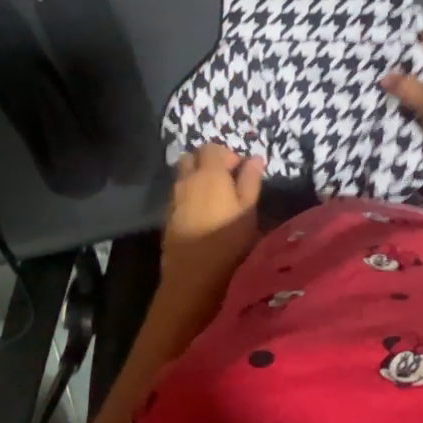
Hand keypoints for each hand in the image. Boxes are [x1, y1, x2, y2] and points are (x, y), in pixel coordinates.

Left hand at [160, 145, 265, 299]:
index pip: (212, 147)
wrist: (192, 275)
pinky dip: (190, 193)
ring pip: (183, 174)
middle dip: (208, 161)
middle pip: (192, 156)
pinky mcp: (168, 213)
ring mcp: (174, 196)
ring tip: (216, 197)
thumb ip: (251, 180)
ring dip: (197, 177)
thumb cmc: (228, 241)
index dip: (227, 154)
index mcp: (208, 173)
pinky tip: (203, 212)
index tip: (240, 171)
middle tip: (227, 180)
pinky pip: (179, 192)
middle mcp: (186, 179)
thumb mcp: (248, 210)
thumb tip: (254, 158)